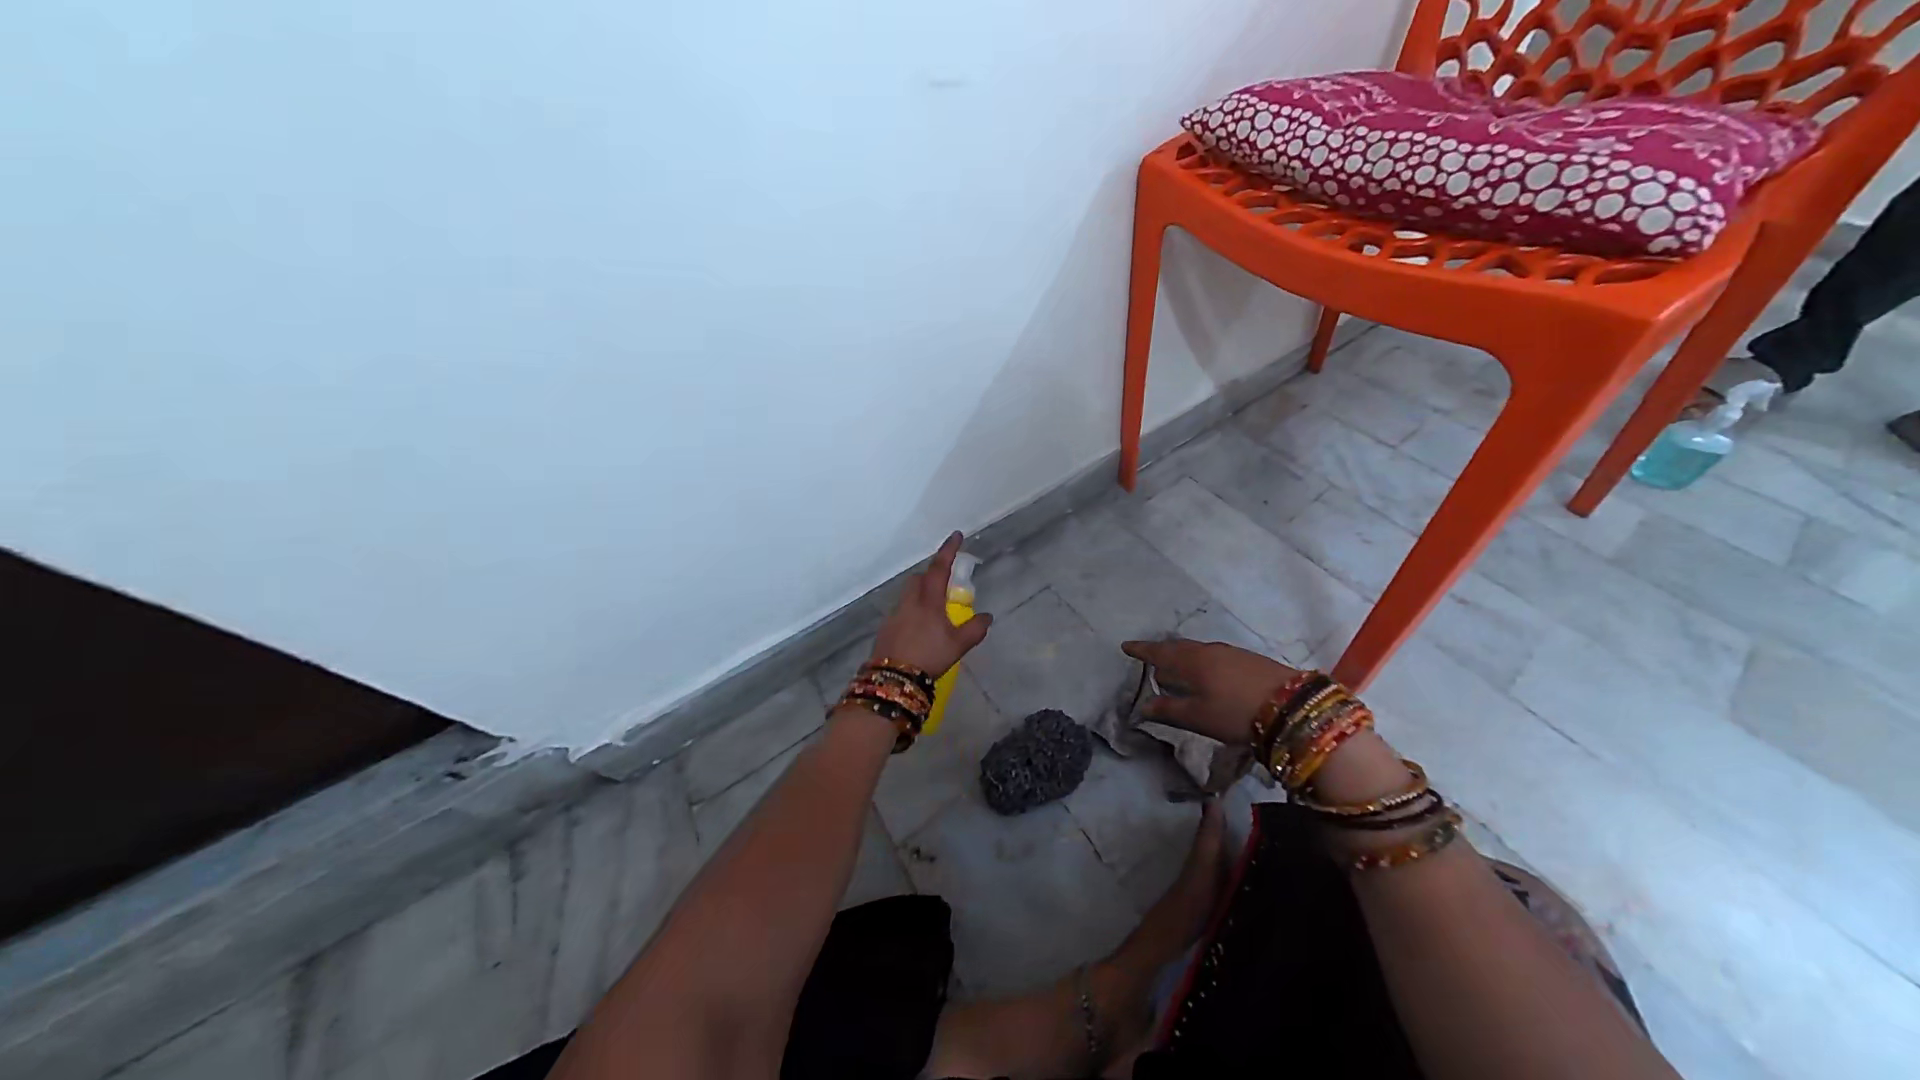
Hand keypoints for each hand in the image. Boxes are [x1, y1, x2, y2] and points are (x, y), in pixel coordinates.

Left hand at [868, 532, 992, 677]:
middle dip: (930, 576)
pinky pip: (901, 612)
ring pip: (908, 595)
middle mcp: (909, 602)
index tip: (956, 535)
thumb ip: (975, 629)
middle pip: (918, 579)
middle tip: (944, 585)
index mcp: (929, 601)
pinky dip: (911, 614)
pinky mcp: (886, 629)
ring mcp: (894, 615)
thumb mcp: (958, 645)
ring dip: (920, 596)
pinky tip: (919, 631)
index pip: (939, 569)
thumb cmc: (929, 656)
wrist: (893, 678)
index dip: (948, 551)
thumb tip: (987, 616)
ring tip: (933, 613)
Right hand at [1120, 638, 1298, 745]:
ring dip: (1184, 658)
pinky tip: (1207, 675)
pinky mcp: (1250, 661)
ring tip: (1176, 669)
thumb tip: (1143, 706)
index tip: (1126, 646)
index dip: (1142, 651)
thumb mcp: (1198, 717)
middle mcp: (1209, 651)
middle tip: (1150, 658)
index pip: (1159, 652)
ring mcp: (1231, 653)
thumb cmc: (1235, 712)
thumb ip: (1169, 710)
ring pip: (1198, 652)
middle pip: (1179, 648)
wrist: (1292, 707)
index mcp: (1191, 661)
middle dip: (1163, 653)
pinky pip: (1214, 656)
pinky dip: (1202, 662)